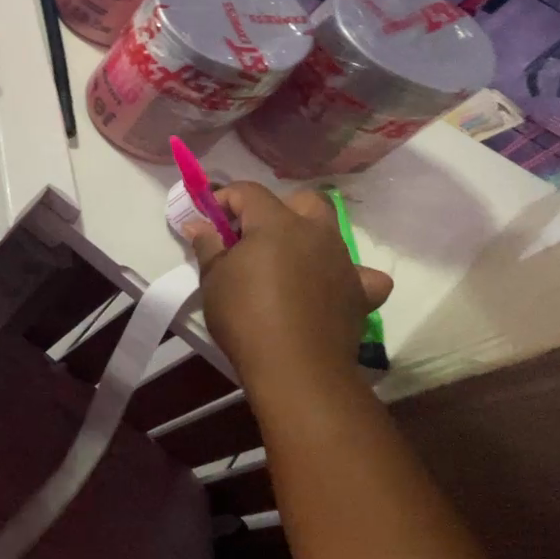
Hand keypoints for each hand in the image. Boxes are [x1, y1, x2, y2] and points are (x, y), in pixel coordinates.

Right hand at [185, 182, 392, 378]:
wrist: (295, 366)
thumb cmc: (244, 315)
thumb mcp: (213, 278)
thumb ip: (208, 245)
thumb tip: (198, 224)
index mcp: (277, 224)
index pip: (249, 192)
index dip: (224, 199)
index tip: (206, 219)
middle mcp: (317, 234)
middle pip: (302, 201)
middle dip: (275, 209)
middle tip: (248, 236)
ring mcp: (344, 262)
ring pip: (329, 232)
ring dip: (305, 238)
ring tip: (281, 263)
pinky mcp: (361, 292)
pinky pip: (361, 273)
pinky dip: (345, 275)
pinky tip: (328, 286)